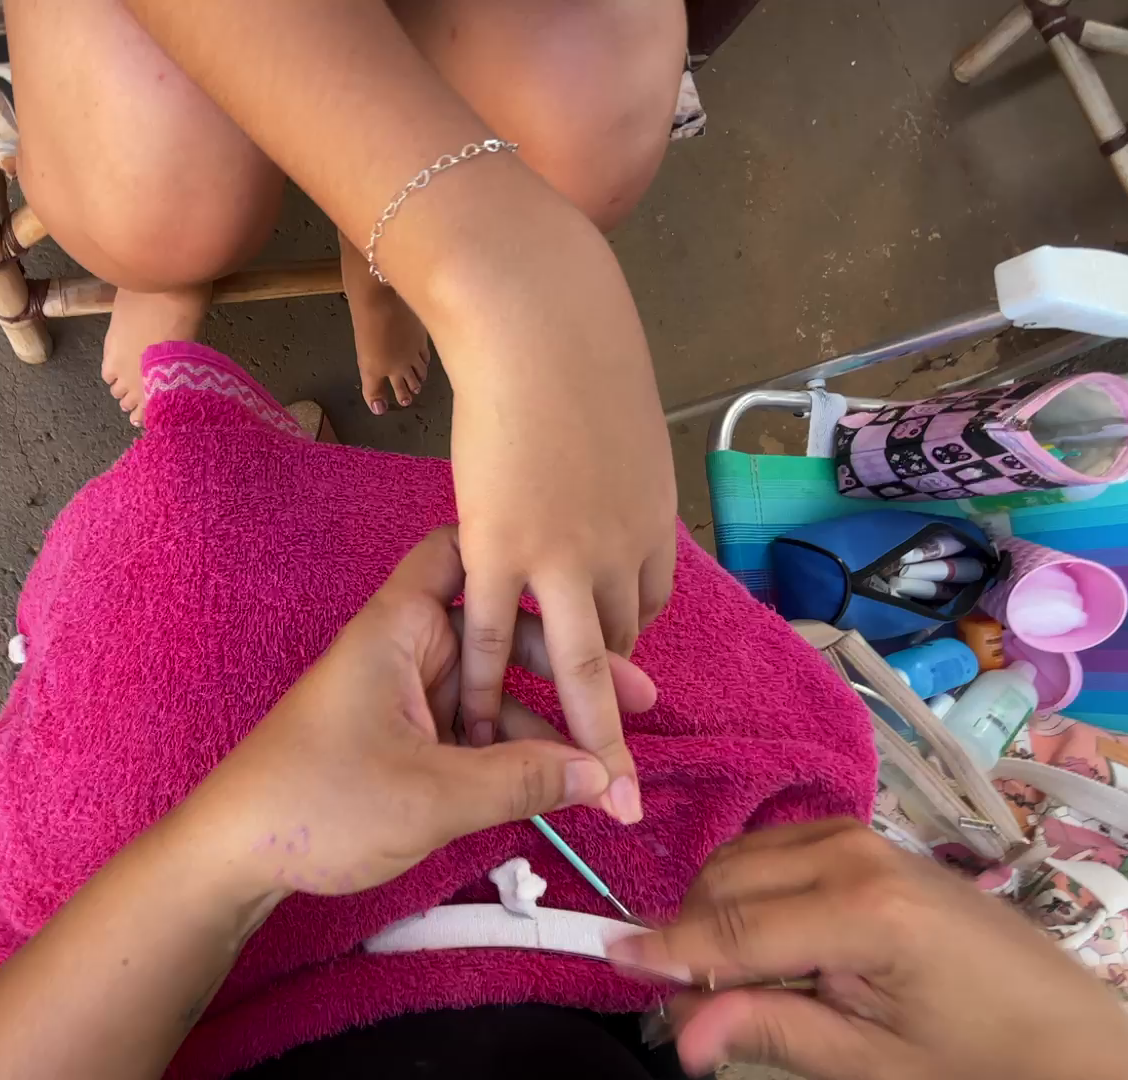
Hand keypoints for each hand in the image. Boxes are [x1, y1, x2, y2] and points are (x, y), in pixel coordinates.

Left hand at [183, 527, 657, 899]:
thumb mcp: (431, 796)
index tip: (575, 569)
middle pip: (497, 634)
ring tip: (613, 767)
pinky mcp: (409, 734)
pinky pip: (473, 728)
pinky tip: (562, 783)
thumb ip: (520, 780)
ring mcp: (410, 692)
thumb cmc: (321, 801)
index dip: (511, 550)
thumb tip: (604, 775)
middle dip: (564, 667)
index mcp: (400, 626)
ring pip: (492, 689)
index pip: (454, 554)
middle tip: (638, 698)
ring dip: (546, 725)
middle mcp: (409, 646)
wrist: (238, 852)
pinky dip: (513, 752)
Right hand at [427, 206, 677, 826]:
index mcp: (650, 518)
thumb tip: (600, 481)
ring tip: (574, 783)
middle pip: (621, 643)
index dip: (621, 636)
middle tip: (622, 775)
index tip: (602, 657)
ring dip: (570, 725)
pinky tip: (477, 728)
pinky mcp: (504, 550)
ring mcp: (566, 555)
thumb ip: (616, 473)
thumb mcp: (621, 424)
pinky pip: (497, 636)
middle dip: (618, 712)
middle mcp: (623, 550)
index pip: (644, 600)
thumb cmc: (578, 356)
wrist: (541, 323)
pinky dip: (489, 688)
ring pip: (577, 662)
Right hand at [608, 820, 1127, 1079]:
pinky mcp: (854, 836)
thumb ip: (771, 1032)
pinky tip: (760, 936)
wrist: (1084, 1038)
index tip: (609, 956)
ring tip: (727, 974)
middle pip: (725, 881)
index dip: (668, 948)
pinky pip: (766, 852)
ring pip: (738, 859)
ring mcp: (852, 833)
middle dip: (690, 934)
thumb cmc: (988, 1068)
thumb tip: (680, 1036)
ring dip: (713, 910)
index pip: (736, 927)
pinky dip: (742, 890)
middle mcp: (849, 849)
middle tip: (682, 995)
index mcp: (866, 908)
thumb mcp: (878, 1067)